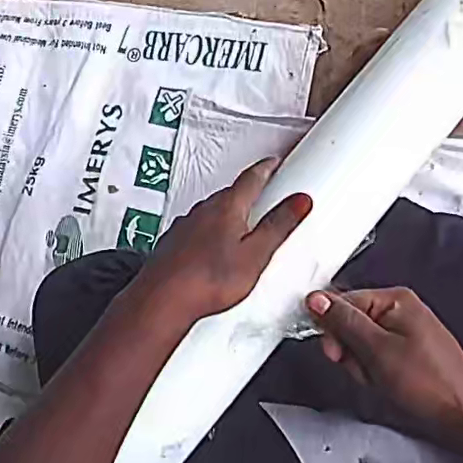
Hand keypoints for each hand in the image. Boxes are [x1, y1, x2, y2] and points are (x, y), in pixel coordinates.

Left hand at [132, 157, 312, 320]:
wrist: (163, 299)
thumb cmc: (205, 279)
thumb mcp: (256, 255)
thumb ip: (278, 226)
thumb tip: (299, 202)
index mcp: (227, 207)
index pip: (251, 178)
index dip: (266, 169)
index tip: (274, 164)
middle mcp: (203, 210)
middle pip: (231, 193)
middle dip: (248, 191)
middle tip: (264, 192)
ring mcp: (185, 226)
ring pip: (212, 211)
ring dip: (228, 213)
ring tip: (243, 226)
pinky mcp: (173, 243)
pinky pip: (197, 229)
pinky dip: (210, 232)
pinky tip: (214, 250)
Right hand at [306, 287, 462, 441]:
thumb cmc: (428, 383)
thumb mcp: (376, 350)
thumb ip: (343, 321)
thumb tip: (316, 299)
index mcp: (394, 300)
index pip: (341, 302)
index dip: (333, 329)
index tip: (336, 351)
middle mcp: (399, 310)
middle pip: (349, 324)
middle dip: (350, 352)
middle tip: (368, 368)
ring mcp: (404, 332)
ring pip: (359, 345)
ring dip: (362, 366)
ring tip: (382, 379)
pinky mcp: (406, 353)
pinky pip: (374, 357)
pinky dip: (375, 373)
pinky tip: (388, 384)